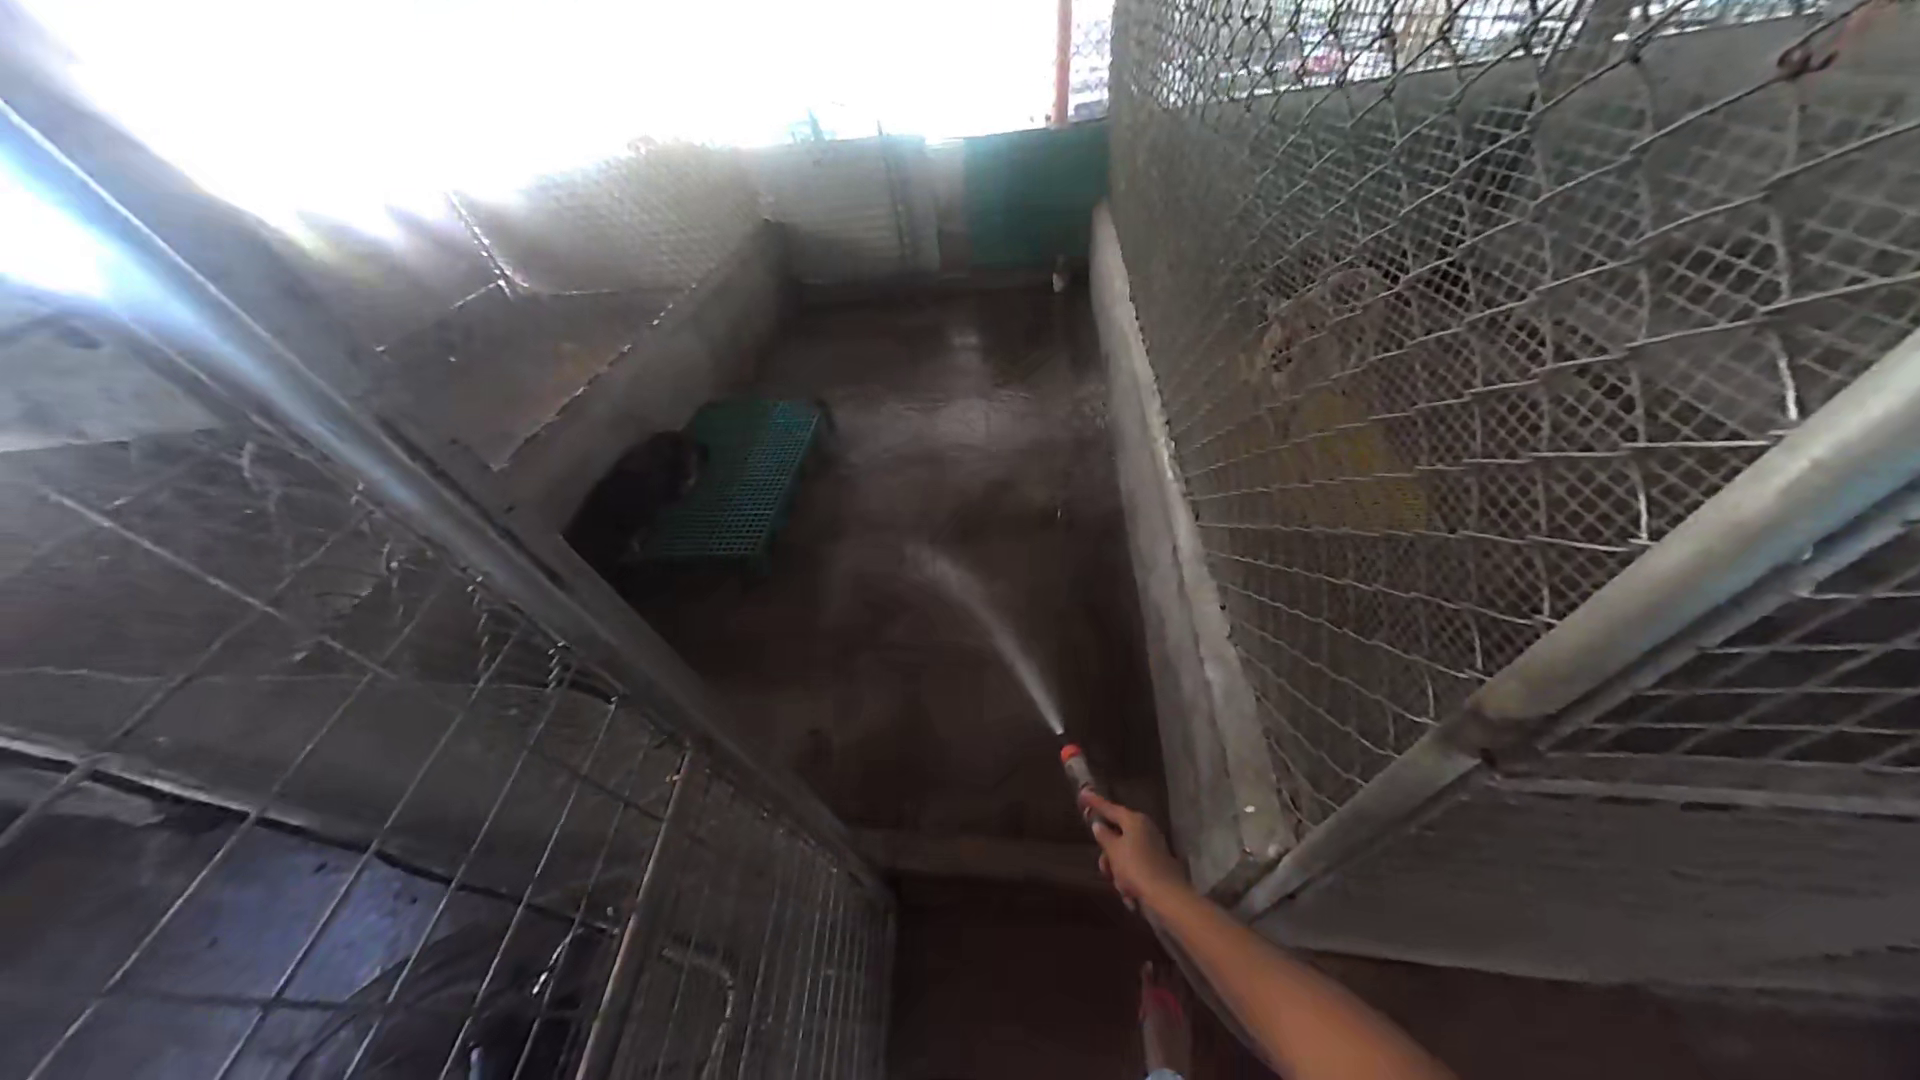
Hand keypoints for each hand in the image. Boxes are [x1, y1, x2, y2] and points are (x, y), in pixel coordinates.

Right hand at [1079, 791, 1187, 906]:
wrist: (1167, 898)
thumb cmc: (1136, 868)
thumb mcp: (1114, 850)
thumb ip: (1103, 836)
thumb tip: (1098, 825)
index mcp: (1134, 821)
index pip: (1110, 808)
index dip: (1095, 802)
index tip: (1083, 793)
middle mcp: (1144, 830)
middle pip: (1116, 836)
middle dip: (1108, 855)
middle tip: (1105, 869)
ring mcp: (1151, 849)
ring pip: (1123, 856)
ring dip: (1118, 872)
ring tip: (1122, 888)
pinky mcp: (1155, 867)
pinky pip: (1134, 870)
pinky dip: (1129, 881)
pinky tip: (1131, 896)